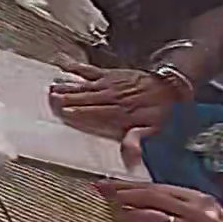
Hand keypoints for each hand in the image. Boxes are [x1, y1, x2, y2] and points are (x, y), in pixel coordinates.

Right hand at [48, 56, 177, 136]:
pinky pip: (90, 71)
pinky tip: (65, 67)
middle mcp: (111, 98)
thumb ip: (138, 140)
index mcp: (120, 114)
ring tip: (52, 88)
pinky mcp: (109, 74)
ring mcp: (109, 84)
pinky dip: (77, 69)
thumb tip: (129, 154)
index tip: (64, 114)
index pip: (94, 114)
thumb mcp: (155, 130)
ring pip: (84, 86)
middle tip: (51, 100)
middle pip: (84, 99)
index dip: (78, 113)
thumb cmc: (160, 111)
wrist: (171, 86)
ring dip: (67, 87)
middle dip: (67, 99)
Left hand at [94, 181, 222, 221]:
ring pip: (152, 217)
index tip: (107, 183)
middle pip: (152, 197)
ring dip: (128, 213)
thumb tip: (136, 194)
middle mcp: (197, 212)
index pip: (157, 187)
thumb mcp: (202, 211)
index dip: (129, 185)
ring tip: (113, 209)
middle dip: (122, 193)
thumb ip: (174, 202)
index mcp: (199, 199)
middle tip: (101, 191)